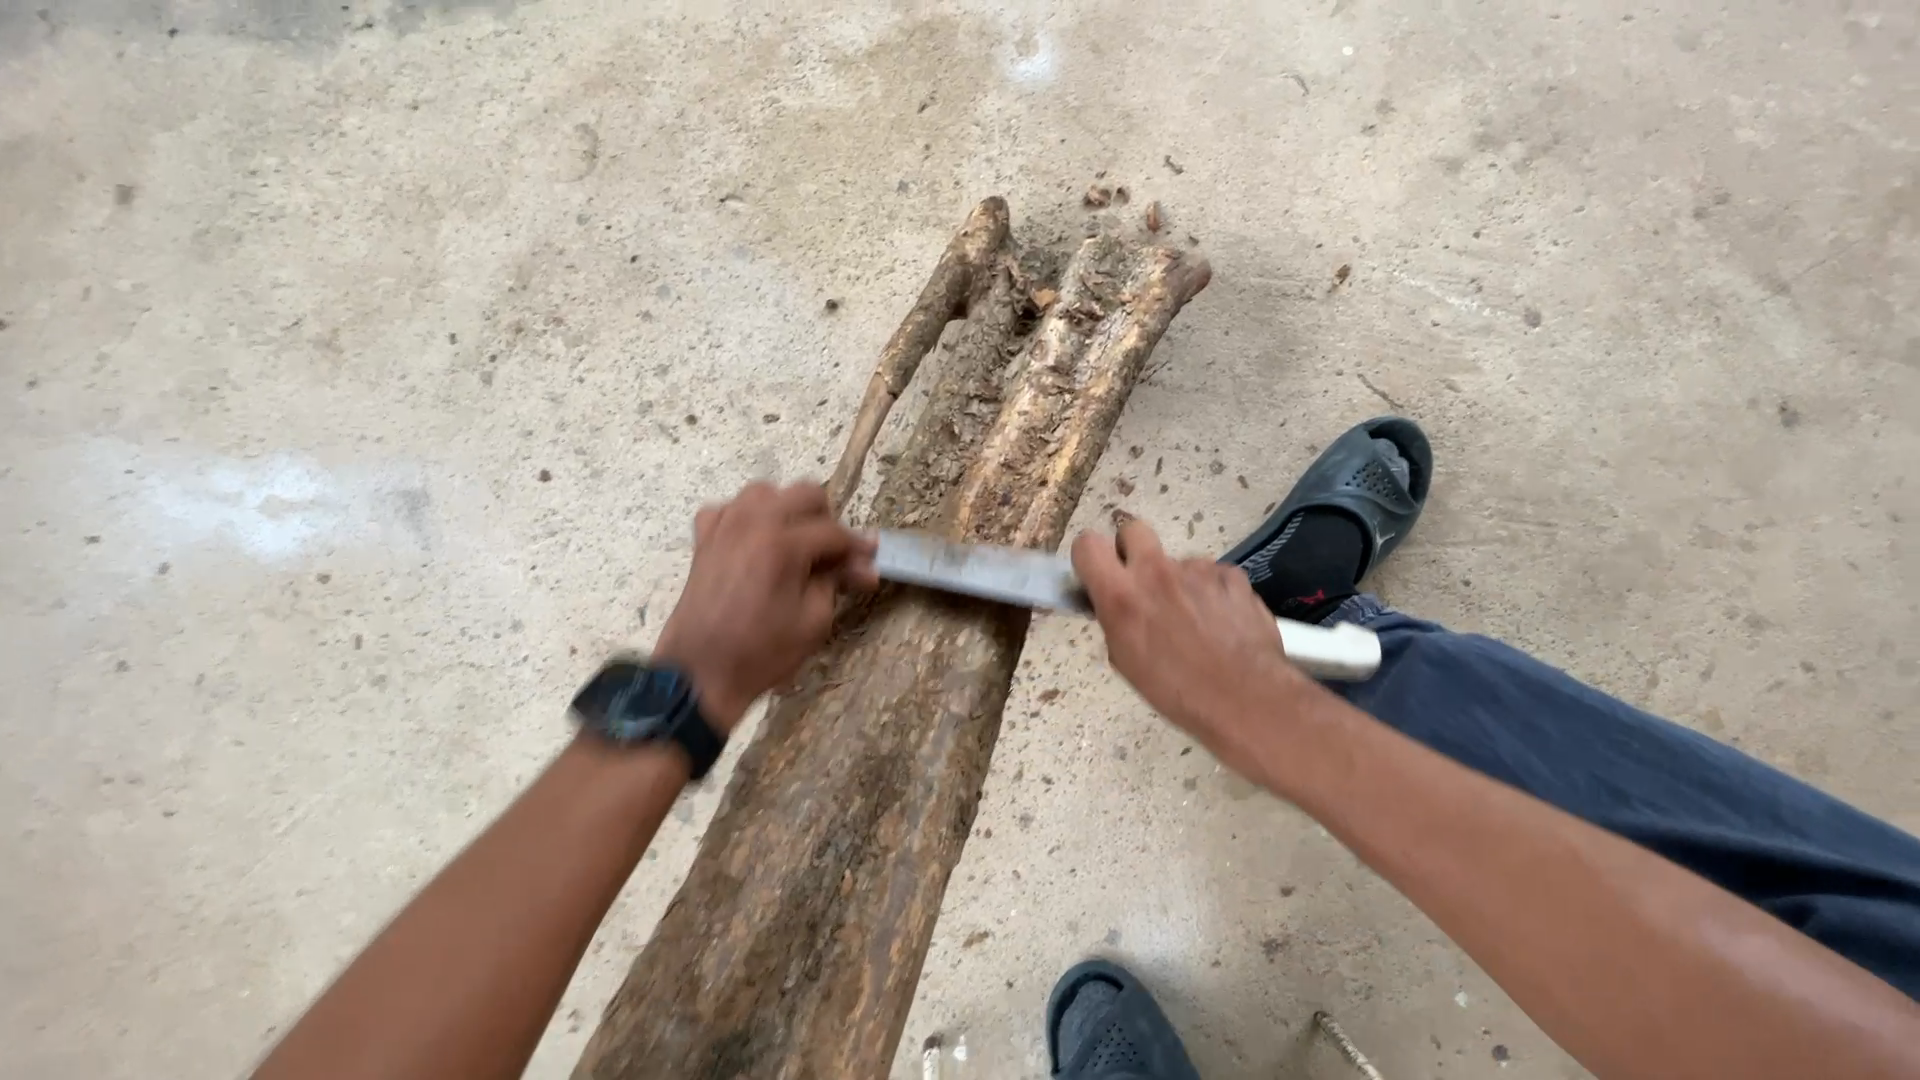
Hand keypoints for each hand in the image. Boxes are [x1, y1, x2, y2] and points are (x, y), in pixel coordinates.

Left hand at [654, 481, 876, 731]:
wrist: (700, 674)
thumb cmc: (762, 652)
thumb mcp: (813, 621)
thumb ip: (836, 582)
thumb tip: (864, 566)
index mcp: (783, 543)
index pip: (833, 532)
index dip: (856, 548)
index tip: (869, 562)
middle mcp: (752, 522)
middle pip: (804, 494)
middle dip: (826, 521)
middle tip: (832, 556)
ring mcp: (724, 526)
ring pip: (766, 493)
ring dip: (786, 512)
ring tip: (795, 545)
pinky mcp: (704, 539)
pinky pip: (729, 509)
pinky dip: (746, 519)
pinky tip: (754, 543)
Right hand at [1071, 520, 1310, 761]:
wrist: (1246, 698)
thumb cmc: (1177, 691)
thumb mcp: (1127, 660)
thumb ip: (1115, 619)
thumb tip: (1114, 604)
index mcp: (1121, 595)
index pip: (1087, 544)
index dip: (1091, 556)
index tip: (1099, 574)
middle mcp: (1156, 571)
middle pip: (1132, 529)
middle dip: (1132, 549)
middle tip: (1143, 583)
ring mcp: (1197, 569)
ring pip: (1178, 562)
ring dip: (1179, 582)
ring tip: (1195, 621)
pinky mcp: (1232, 574)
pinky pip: (1212, 575)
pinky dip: (1212, 593)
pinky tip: (1222, 622)